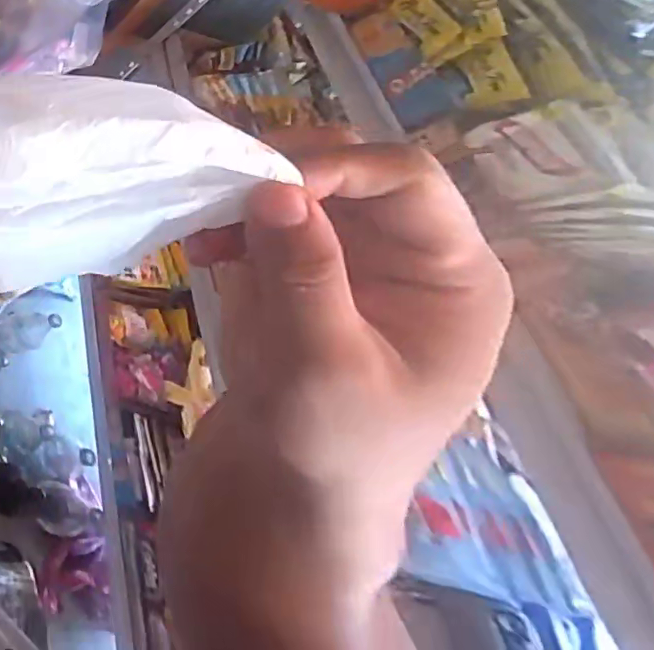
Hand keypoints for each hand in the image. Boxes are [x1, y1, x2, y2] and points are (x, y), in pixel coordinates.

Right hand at [164, 134, 511, 647]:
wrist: (283, 484)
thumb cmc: (328, 440)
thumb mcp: (321, 361)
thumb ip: (304, 272)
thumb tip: (275, 188)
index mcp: (451, 275)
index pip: (406, 180)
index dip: (338, 168)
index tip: (264, 187)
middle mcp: (405, 251)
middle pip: (349, 168)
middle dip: (282, 171)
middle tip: (223, 192)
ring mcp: (346, 254)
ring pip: (298, 181)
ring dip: (246, 193)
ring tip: (204, 231)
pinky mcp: (296, 264)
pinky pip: (262, 212)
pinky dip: (228, 217)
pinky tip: (202, 248)